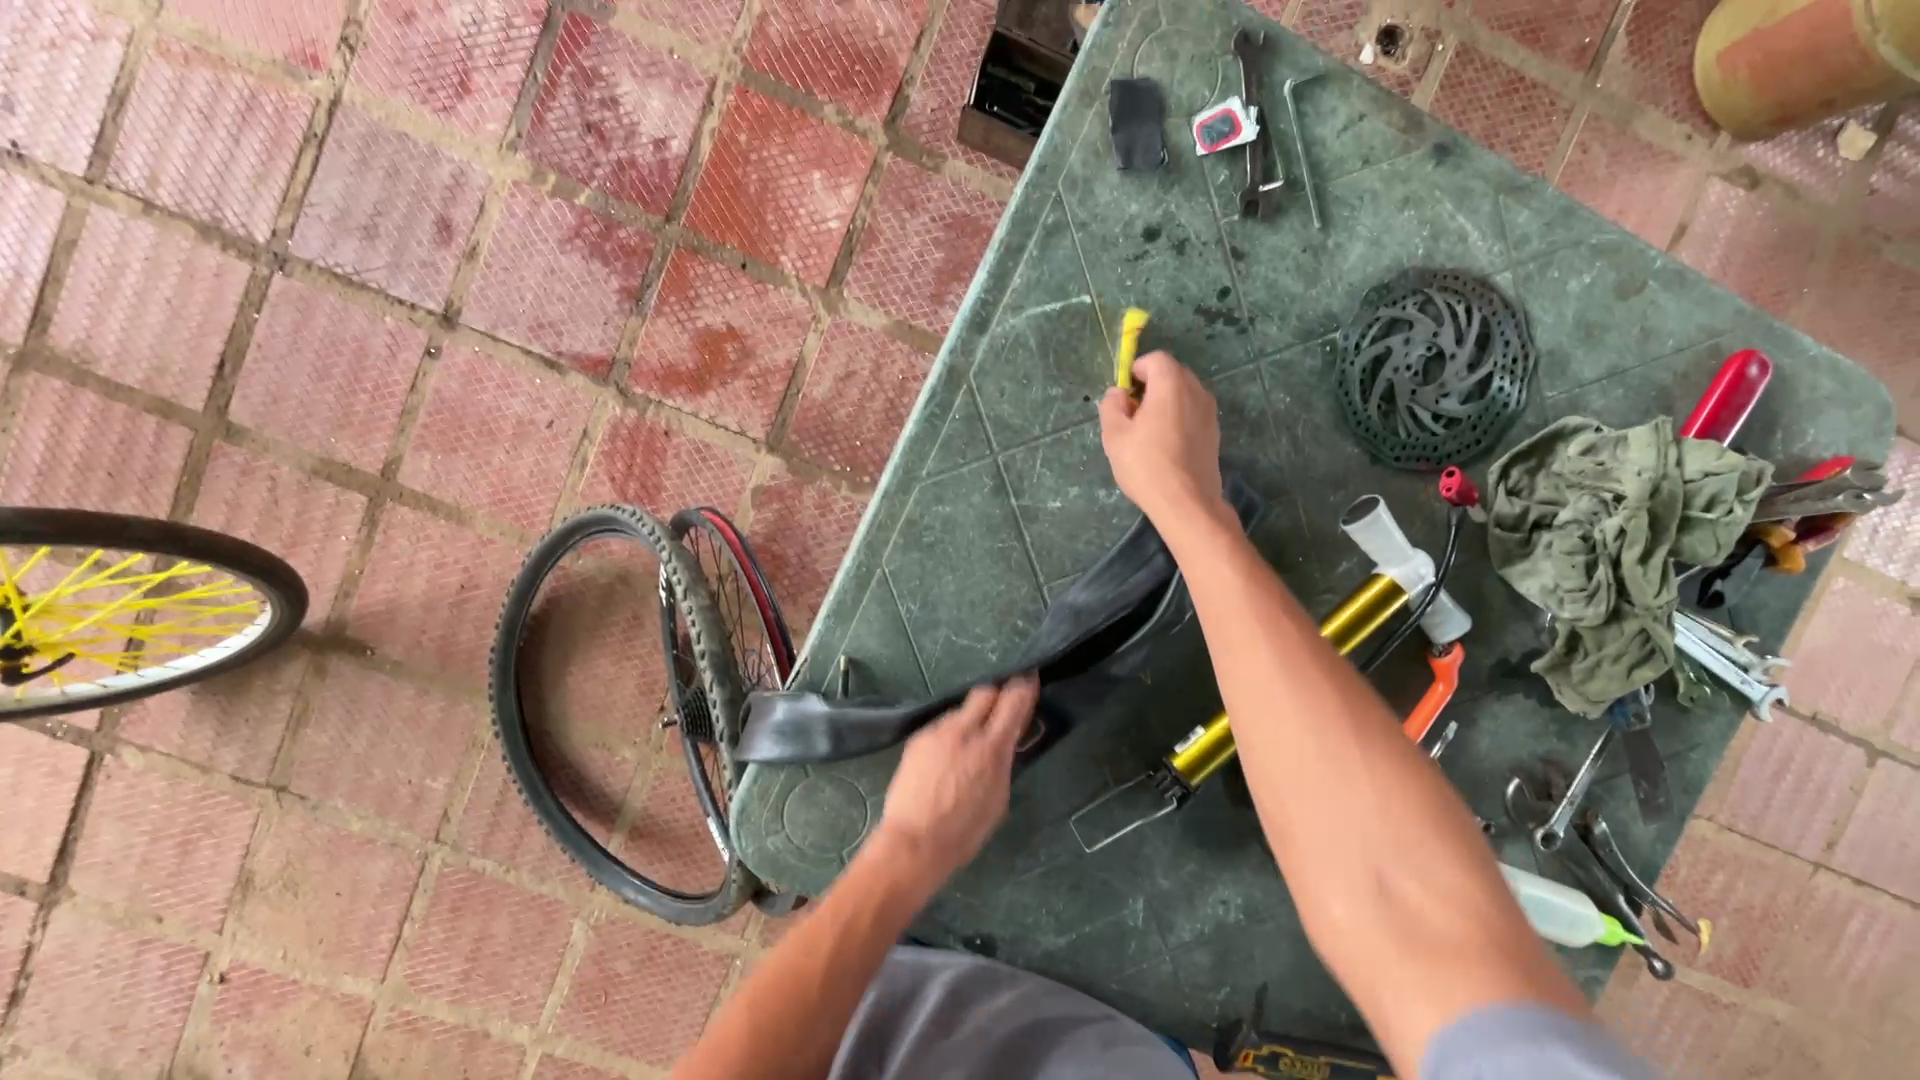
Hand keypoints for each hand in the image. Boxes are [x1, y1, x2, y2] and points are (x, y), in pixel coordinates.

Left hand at [872, 675, 1039, 890]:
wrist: (915, 842)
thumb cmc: (964, 831)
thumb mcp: (998, 798)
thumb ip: (1004, 763)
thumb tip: (1006, 744)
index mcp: (992, 748)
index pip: (1014, 701)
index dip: (1025, 686)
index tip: (1030, 678)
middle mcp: (965, 731)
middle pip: (985, 692)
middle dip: (996, 695)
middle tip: (1000, 709)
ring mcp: (938, 732)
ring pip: (960, 711)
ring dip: (970, 719)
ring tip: (968, 745)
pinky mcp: (918, 740)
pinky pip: (942, 727)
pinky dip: (950, 735)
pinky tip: (946, 758)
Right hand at [1099, 351, 1226, 524]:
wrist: (1186, 502)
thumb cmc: (1146, 466)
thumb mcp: (1115, 435)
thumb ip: (1112, 406)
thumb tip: (1118, 393)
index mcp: (1171, 384)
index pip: (1155, 359)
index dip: (1136, 370)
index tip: (1123, 394)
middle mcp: (1196, 391)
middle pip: (1171, 374)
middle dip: (1150, 385)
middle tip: (1132, 414)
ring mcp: (1209, 411)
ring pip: (1183, 394)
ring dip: (1164, 402)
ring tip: (1148, 432)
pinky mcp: (1215, 432)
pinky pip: (1192, 412)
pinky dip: (1178, 418)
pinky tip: (1165, 445)